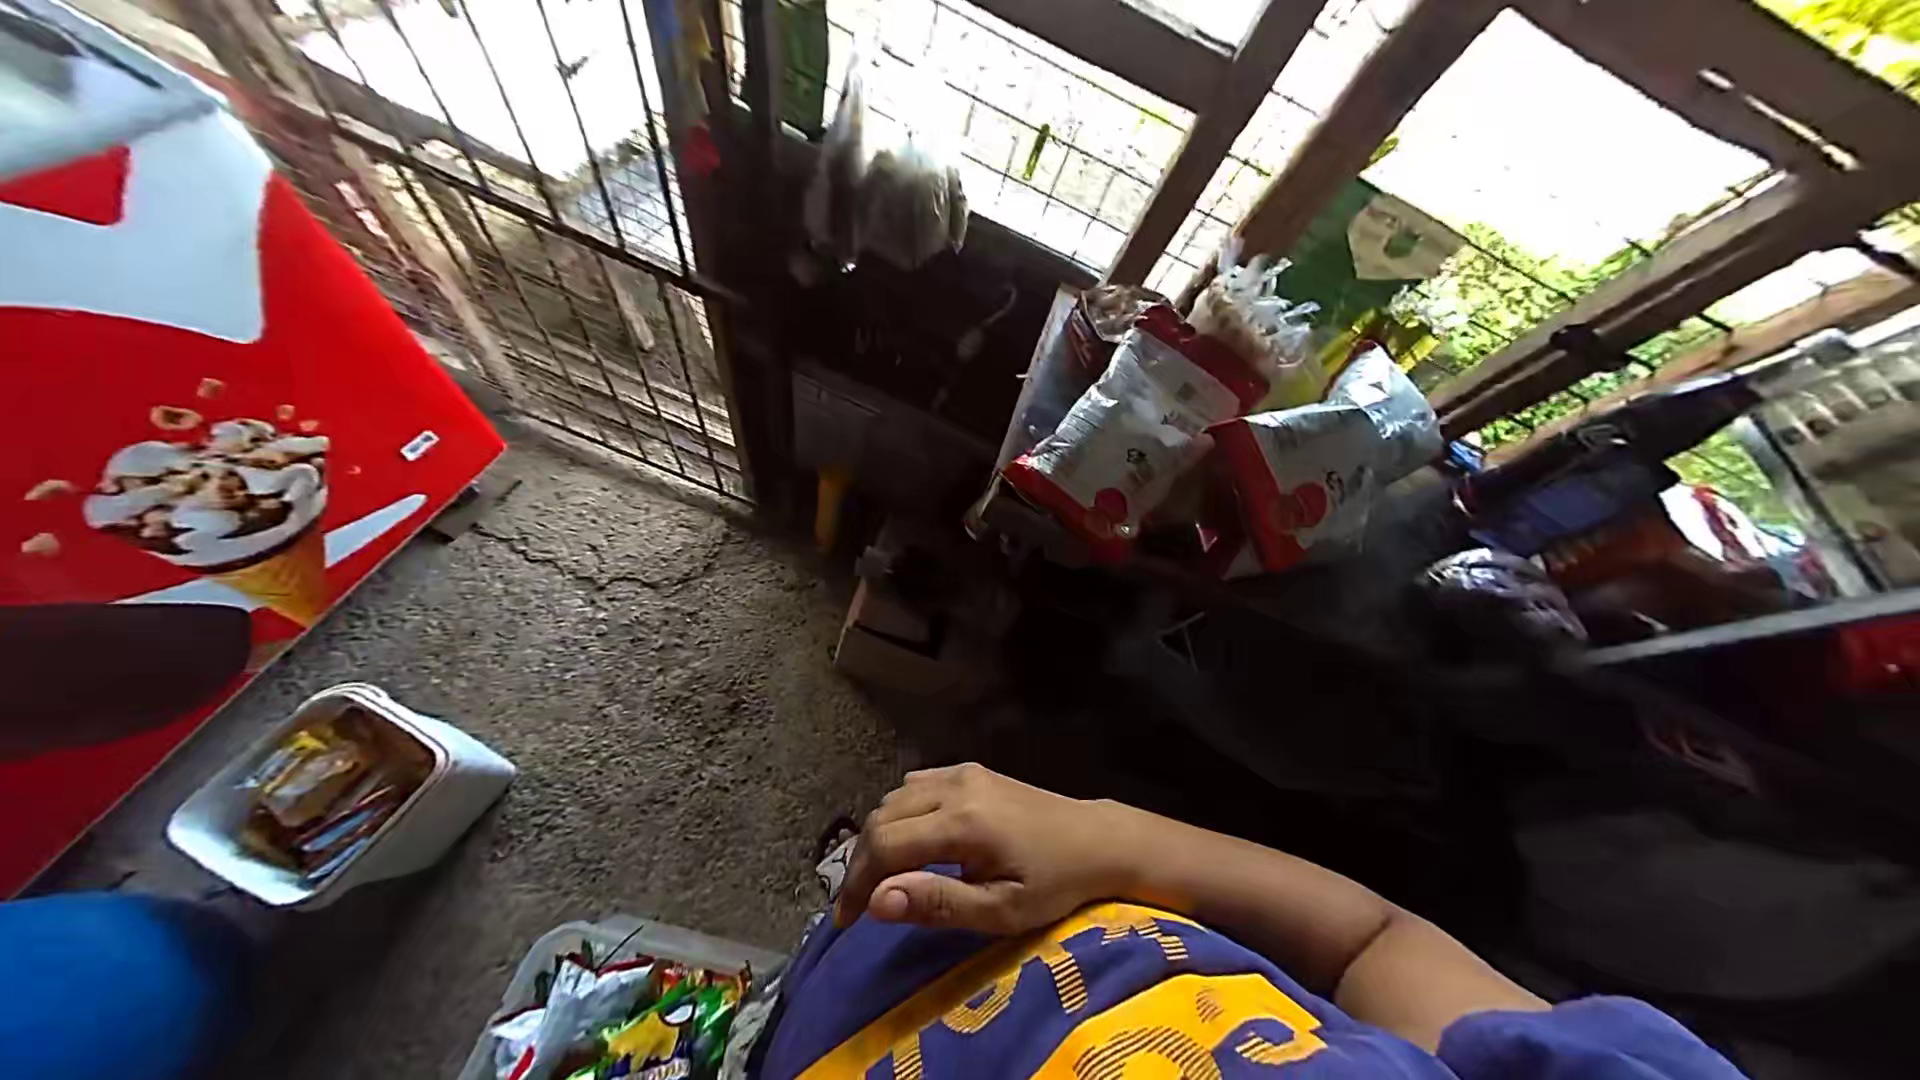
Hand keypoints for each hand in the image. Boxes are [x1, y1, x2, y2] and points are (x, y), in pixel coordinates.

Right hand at [833, 764, 1139, 934]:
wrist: (1095, 839)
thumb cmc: (1053, 883)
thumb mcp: (1002, 910)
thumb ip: (938, 903)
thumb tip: (877, 900)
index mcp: (962, 823)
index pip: (886, 846)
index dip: (858, 883)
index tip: (847, 920)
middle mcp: (955, 786)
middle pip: (883, 818)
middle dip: (862, 862)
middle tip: (860, 904)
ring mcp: (962, 773)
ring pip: (895, 798)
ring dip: (879, 836)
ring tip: (881, 876)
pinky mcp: (970, 770)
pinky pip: (917, 784)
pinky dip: (899, 811)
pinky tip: (908, 837)